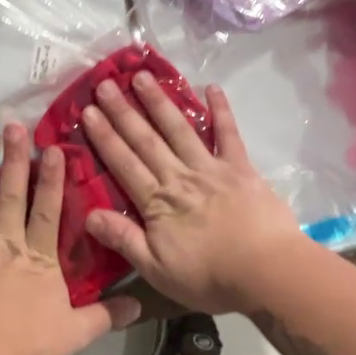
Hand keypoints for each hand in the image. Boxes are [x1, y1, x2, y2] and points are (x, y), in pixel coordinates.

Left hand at [0, 124, 140, 354]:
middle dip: (15, 159)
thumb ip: (106, 315)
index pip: (48, 211)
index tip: (53, 147)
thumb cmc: (28, 347)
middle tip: (14, 125)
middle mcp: (7, 247)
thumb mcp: (76, 333)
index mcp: (39, 260)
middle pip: (13, 197)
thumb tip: (139, 306)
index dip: (52, 179)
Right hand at [80, 74, 303, 313]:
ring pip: (179, 129)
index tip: (88, 110)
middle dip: (123, 112)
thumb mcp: (157, 270)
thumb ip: (124, 239)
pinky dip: (221, 110)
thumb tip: (88, 214)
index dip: (105, 137)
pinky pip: (228, 134)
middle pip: (146, 140)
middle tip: (105, 83)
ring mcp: (211, 168)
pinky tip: (211, 87)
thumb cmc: (210, 278)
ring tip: (142, 76)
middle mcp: (179, 177)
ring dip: (159, 102)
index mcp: (157, 203)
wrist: (267, 272)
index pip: (124, 164)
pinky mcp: (241, 168)